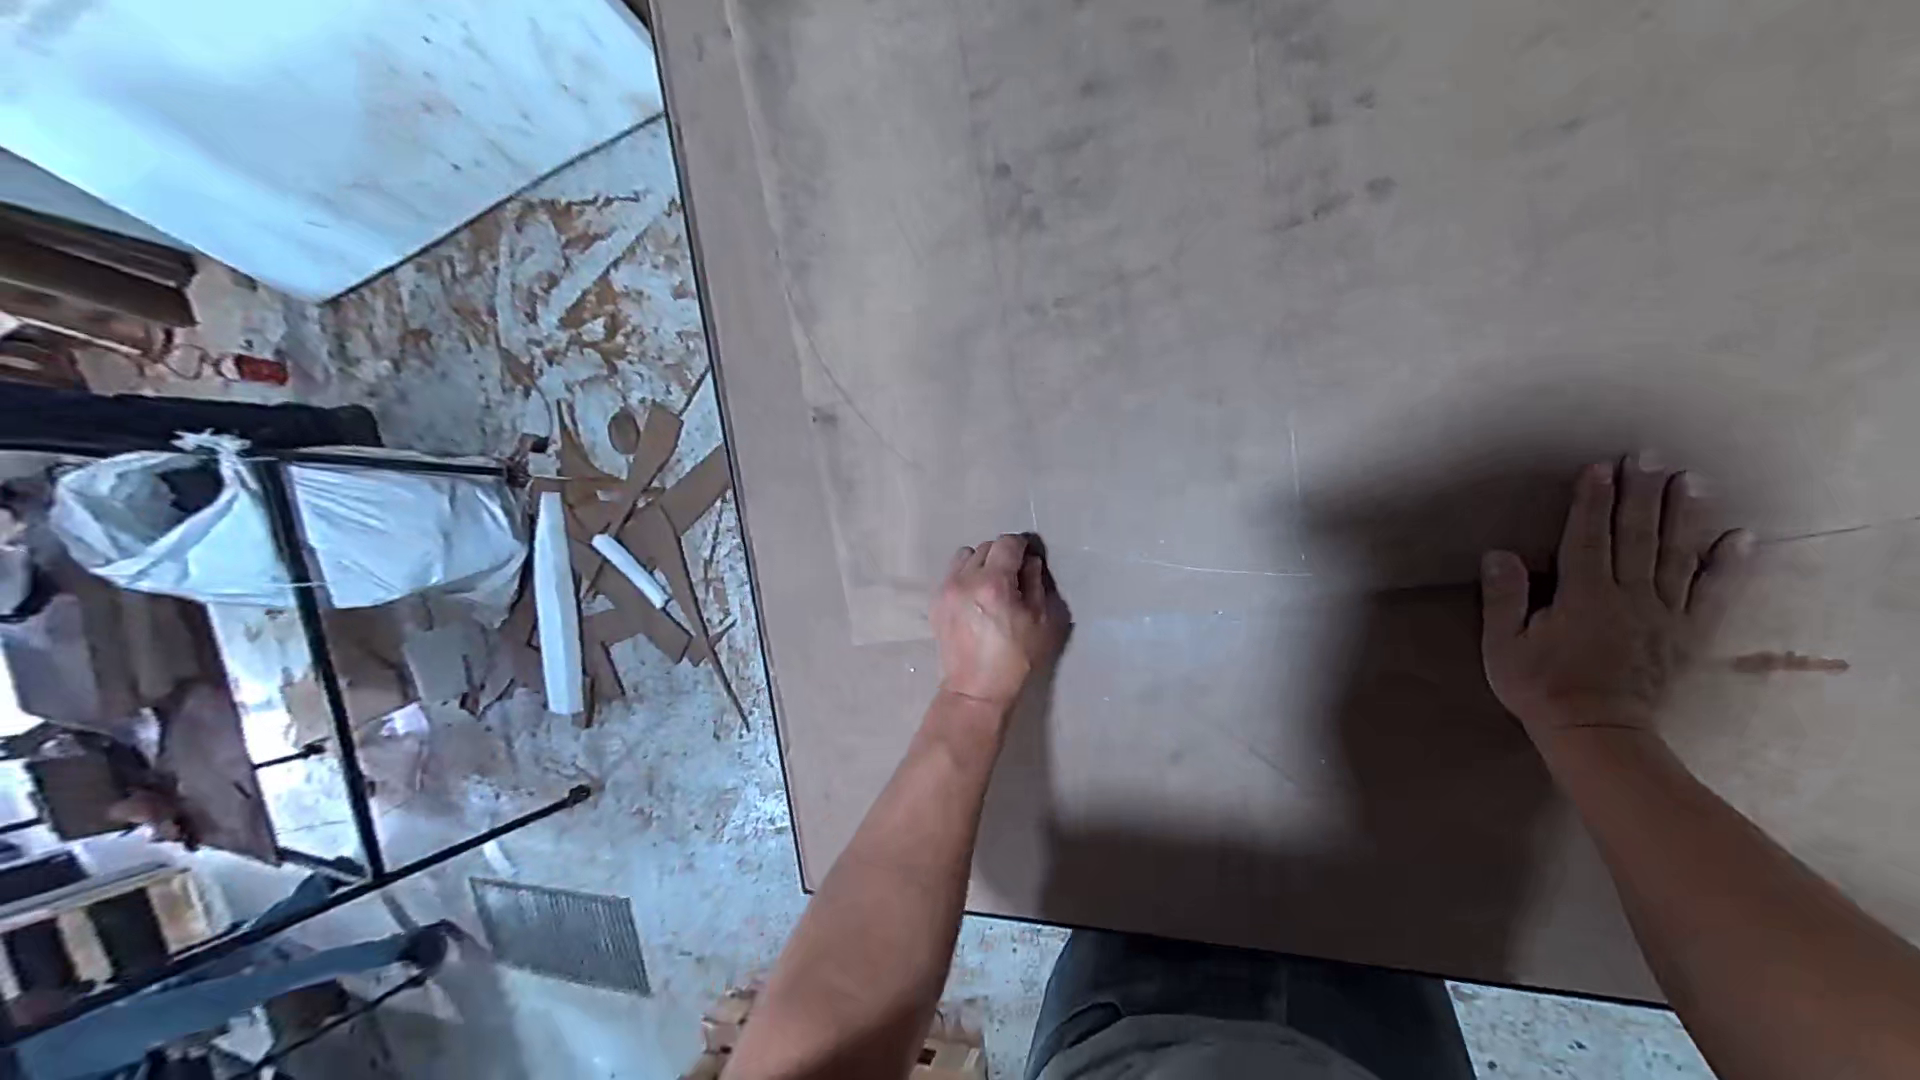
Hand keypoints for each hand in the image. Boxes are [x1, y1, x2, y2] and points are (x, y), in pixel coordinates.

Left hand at [931, 533, 1069, 710]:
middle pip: (986, 547)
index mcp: (994, 583)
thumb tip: (1029, 561)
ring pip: (965, 556)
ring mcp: (946, 589)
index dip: (1021, 547)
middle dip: (1002, 556)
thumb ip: (1036, 583)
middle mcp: (965, 580)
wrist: (975, 689)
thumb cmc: (1015, 659)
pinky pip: (952, 574)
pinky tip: (974, 598)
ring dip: (981, 563)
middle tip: (1013, 577)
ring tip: (991, 586)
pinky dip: (965, 577)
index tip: (1028, 559)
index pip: (1007, 543)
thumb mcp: (1041, 622)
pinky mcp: (935, 602)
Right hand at [1481, 456, 1752, 742]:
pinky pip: (1712, 593)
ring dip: (1681, 516)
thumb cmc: (1539, 686)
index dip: (1592, 502)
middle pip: (1636, 538)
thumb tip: (1500, 553)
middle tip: (1649, 457)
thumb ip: (1504, 598)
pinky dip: (1727, 564)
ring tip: (1689, 480)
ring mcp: (1664, 614)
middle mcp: (1629, 597)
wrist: (1596, 732)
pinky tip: (1739, 537)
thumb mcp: (1503, 645)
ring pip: (1675, 556)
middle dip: (1640, 495)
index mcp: (1582, 597)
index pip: (1587, 539)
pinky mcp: (1686, 633)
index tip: (1600, 468)